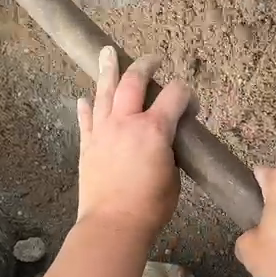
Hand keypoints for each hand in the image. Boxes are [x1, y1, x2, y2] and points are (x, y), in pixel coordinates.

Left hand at [75, 46, 191, 236]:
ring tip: (106, 52)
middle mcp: (127, 122)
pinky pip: (86, 120)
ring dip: (107, 70)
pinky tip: (84, 99)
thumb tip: (164, 143)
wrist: (114, 223)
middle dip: (145, 66)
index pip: (175, 94)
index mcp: (155, 129)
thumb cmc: (151, 206)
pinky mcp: (87, 146)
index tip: (190, 103)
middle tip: (152, 59)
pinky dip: (86, 107)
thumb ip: (169, 151)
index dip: (186, 94)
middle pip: (134, 82)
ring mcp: (103, 132)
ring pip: (104, 92)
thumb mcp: (173, 176)